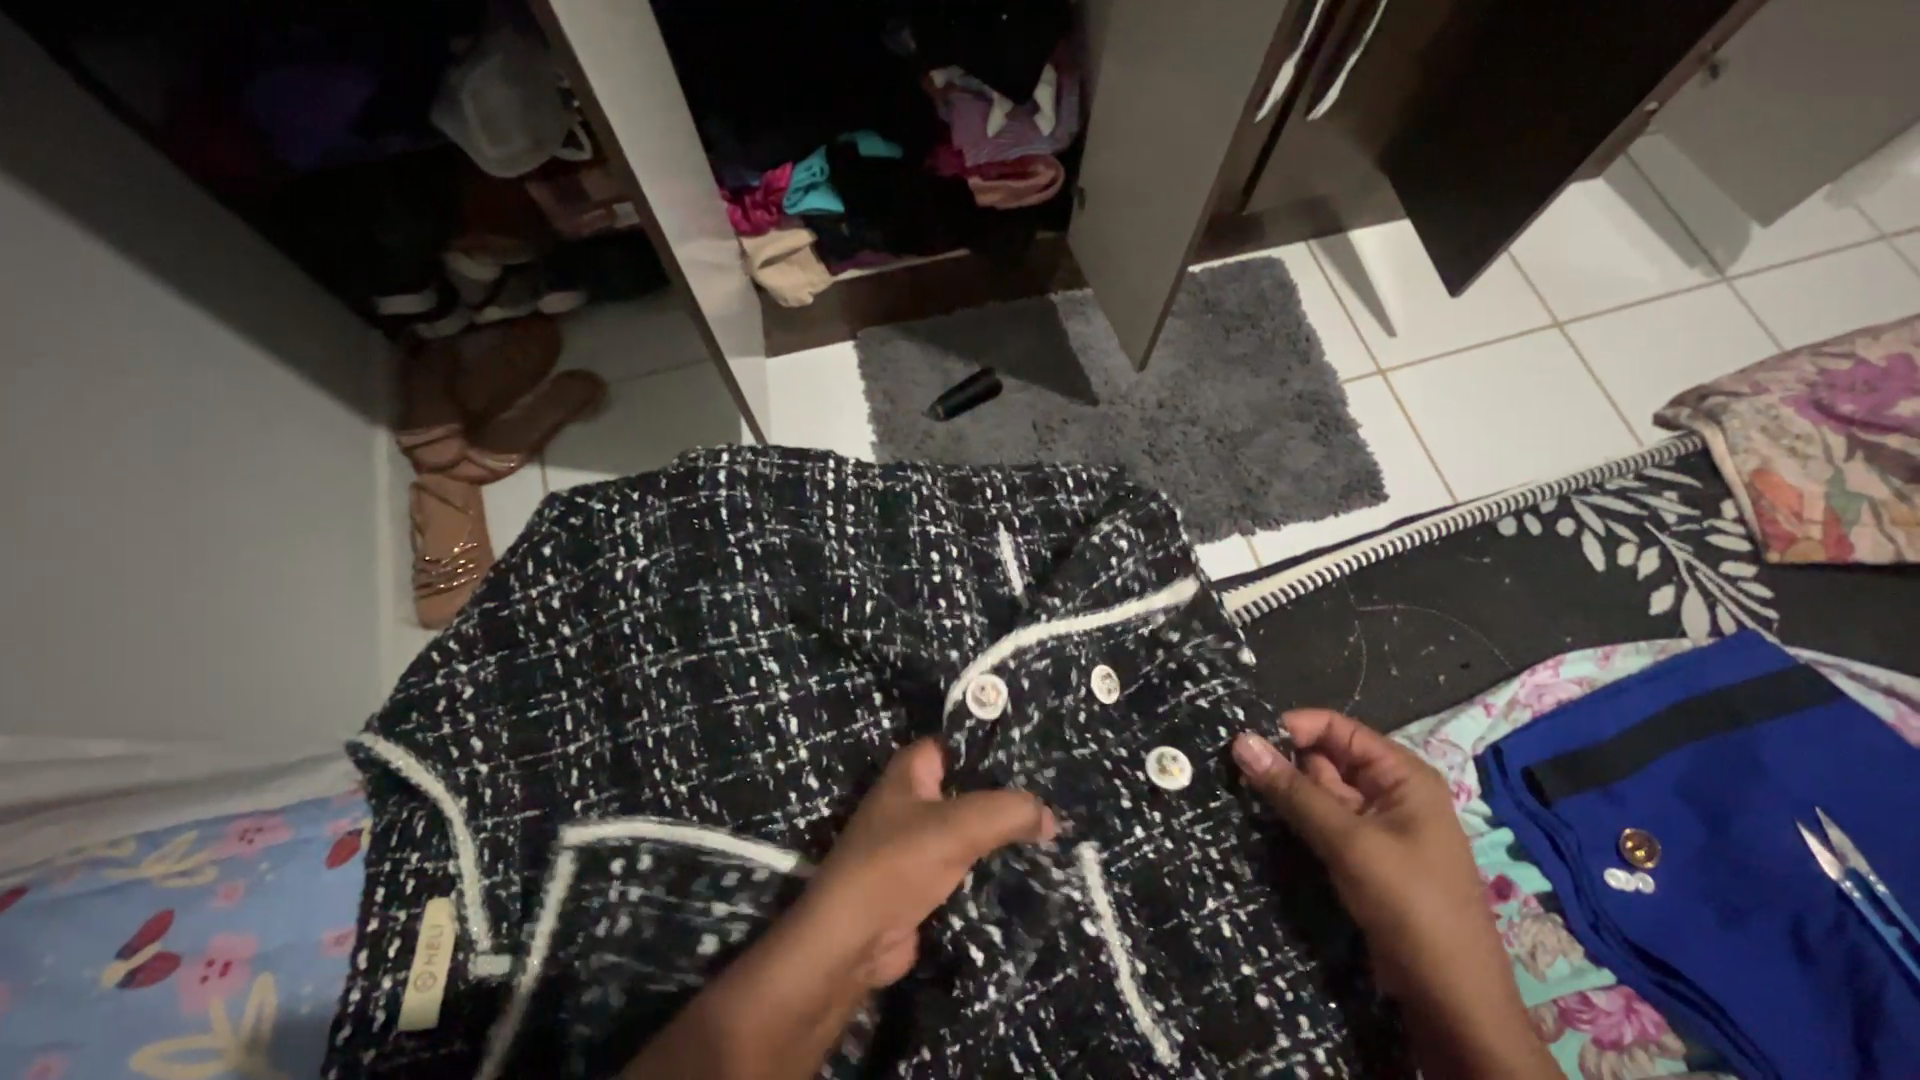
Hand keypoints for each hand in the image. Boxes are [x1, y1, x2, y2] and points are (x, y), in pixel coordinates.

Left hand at [794, 737, 1057, 987]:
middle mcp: (914, 799)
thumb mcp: (957, 827)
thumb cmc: (895, 866)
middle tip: (1055, 802)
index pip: (961, 742)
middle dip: (1008, 795)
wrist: (852, 942)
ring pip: (973, 828)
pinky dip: (994, 867)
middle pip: (971, 786)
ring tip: (1052, 835)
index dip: (997, 747)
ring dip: (1004, 835)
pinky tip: (1030, 870)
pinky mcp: (926, 880)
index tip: (1041, 759)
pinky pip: (969, 864)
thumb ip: (1008, 811)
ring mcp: (918, 841)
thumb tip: (1049, 817)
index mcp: (912, 770)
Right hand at [1234, 711, 1556, 1079]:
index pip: (1337, 728)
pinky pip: (1323, 824)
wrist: (1450, 992)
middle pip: (1326, 758)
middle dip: (1283, 761)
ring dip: (1285, 793)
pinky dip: (1295, 821)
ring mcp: (1377, 826)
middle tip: (1230, 769)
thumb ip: (1293, 790)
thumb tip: (1241, 741)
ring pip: (1320, 793)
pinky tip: (1262, 821)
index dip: (1292, 728)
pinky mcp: (1363, 857)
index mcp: (1402, 775)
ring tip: (1236, 791)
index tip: (1243, 741)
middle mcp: (1390, 792)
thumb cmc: (1409, 903)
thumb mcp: (1348, 841)